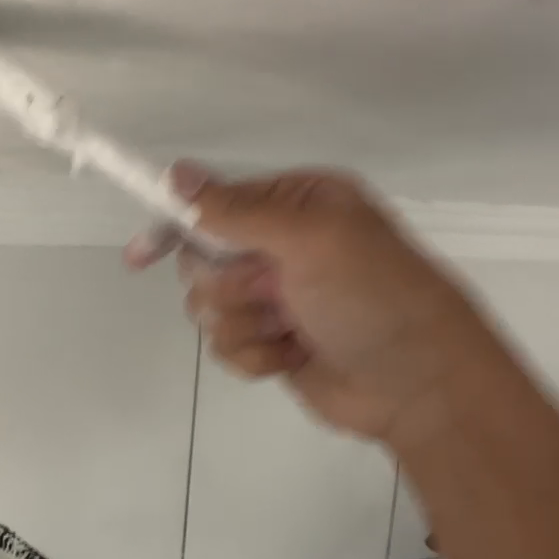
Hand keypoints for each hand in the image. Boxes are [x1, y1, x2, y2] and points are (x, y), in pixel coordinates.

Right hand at [125, 162, 500, 444]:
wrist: (419, 385)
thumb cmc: (374, 297)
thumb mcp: (310, 240)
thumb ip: (237, 209)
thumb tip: (175, 173)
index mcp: (297, 205)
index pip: (213, 206)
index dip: (173, 229)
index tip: (139, 258)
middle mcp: (282, 247)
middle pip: (201, 263)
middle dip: (230, 287)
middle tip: (272, 293)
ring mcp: (275, 299)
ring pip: (209, 310)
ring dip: (245, 325)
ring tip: (291, 330)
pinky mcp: (271, 343)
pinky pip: (225, 347)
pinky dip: (254, 356)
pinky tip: (290, 357)